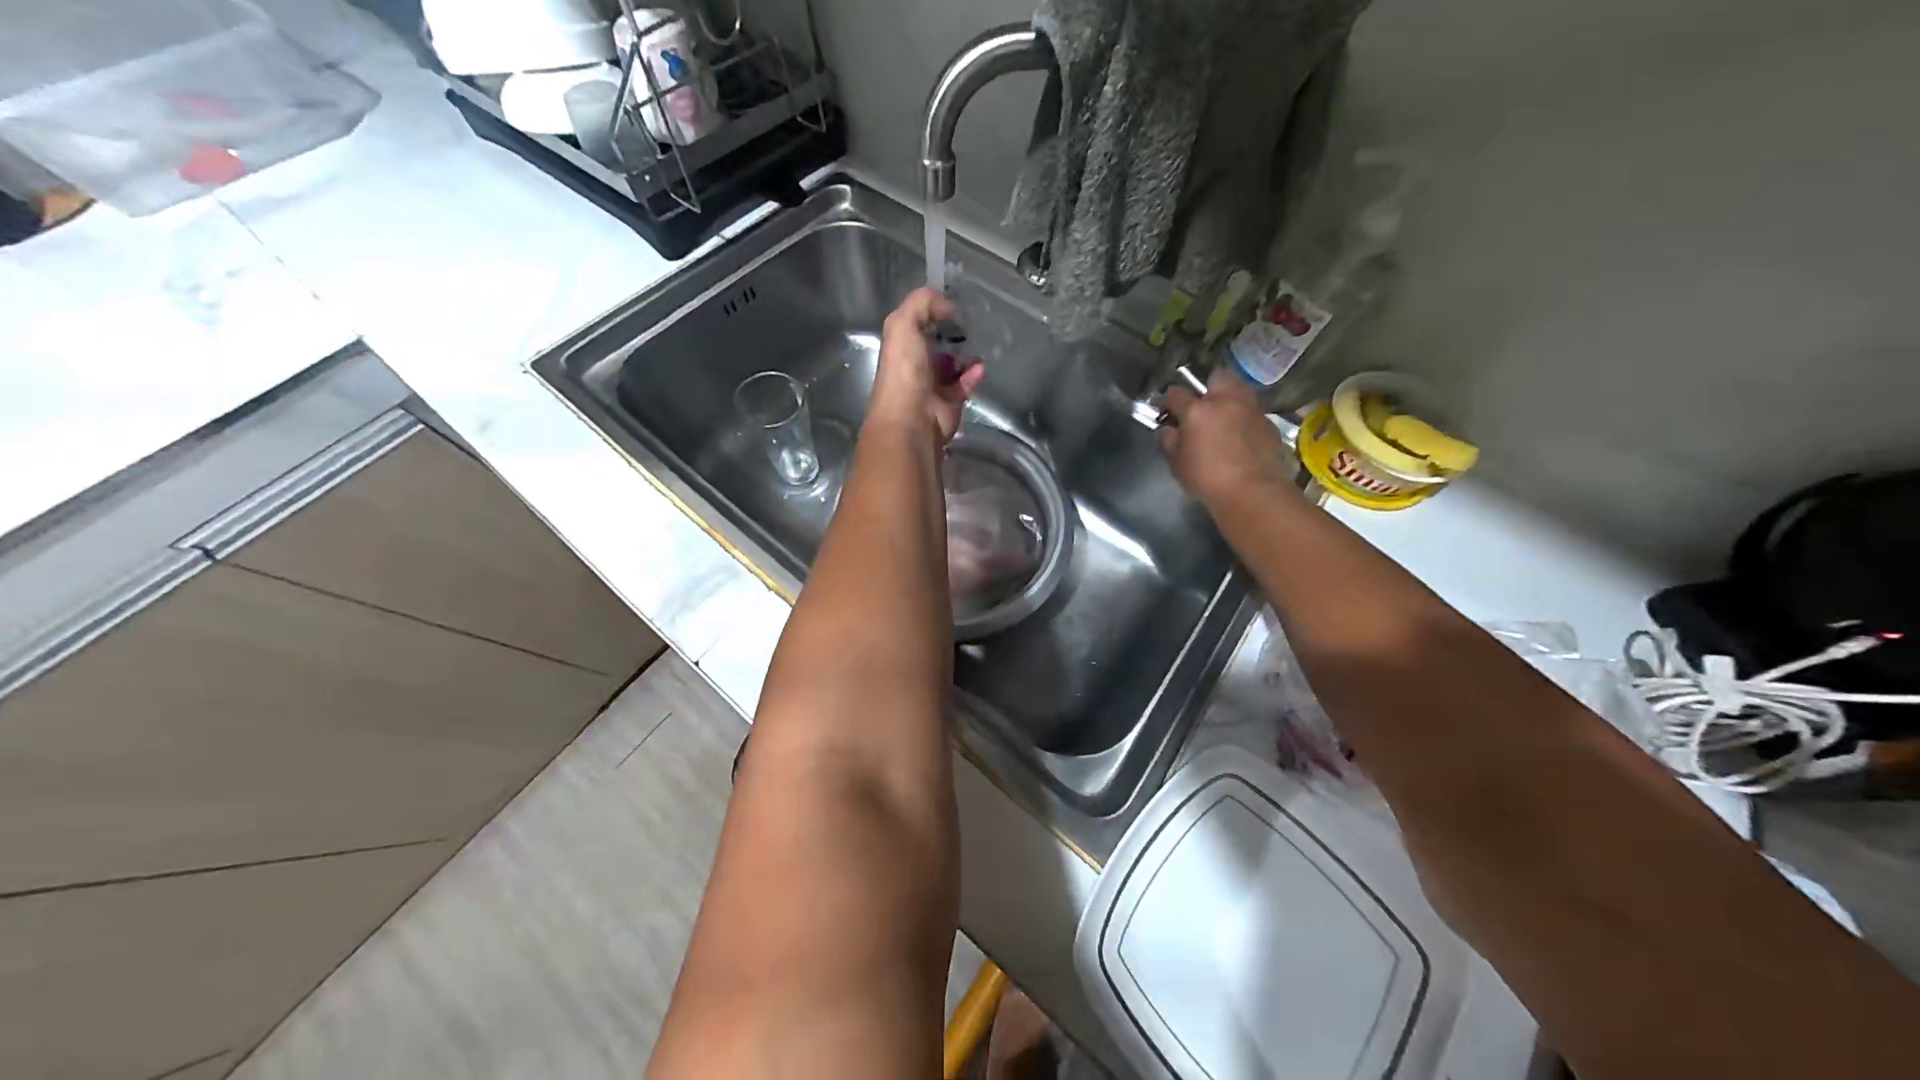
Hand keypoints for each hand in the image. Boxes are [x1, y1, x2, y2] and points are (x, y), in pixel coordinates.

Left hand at [870, 287, 984, 441]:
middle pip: (936, 343)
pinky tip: (981, 365)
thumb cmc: (904, 371)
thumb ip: (922, 304)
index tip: (953, 302)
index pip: (916, 322)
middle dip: (952, 332)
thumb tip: (947, 305)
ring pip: (952, 364)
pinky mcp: (950, 402)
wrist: (912, 420)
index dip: (932, 311)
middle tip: (972, 321)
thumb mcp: (903, 325)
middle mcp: (915, 365)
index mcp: (900, 346)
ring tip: (980, 341)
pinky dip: (974, 374)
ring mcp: (933, 385)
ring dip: (966, 353)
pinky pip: (965, 384)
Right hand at [1159, 368, 1294, 506]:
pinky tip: (1243, 437)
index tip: (1167, 410)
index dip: (1168, 400)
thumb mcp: (1177, 464)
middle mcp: (1226, 402)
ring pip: (1241, 391)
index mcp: (1198, 411)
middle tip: (1203, 407)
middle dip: (1208, 387)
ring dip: (1231, 399)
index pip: (1176, 394)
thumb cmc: (1206, 479)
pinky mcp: (1270, 424)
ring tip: (1225, 418)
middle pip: (1218, 377)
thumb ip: (1169, 442)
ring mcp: (1252, 410)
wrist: (1252, 491)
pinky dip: (1246, 419)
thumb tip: (1167, 430)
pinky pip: (1254, 413)